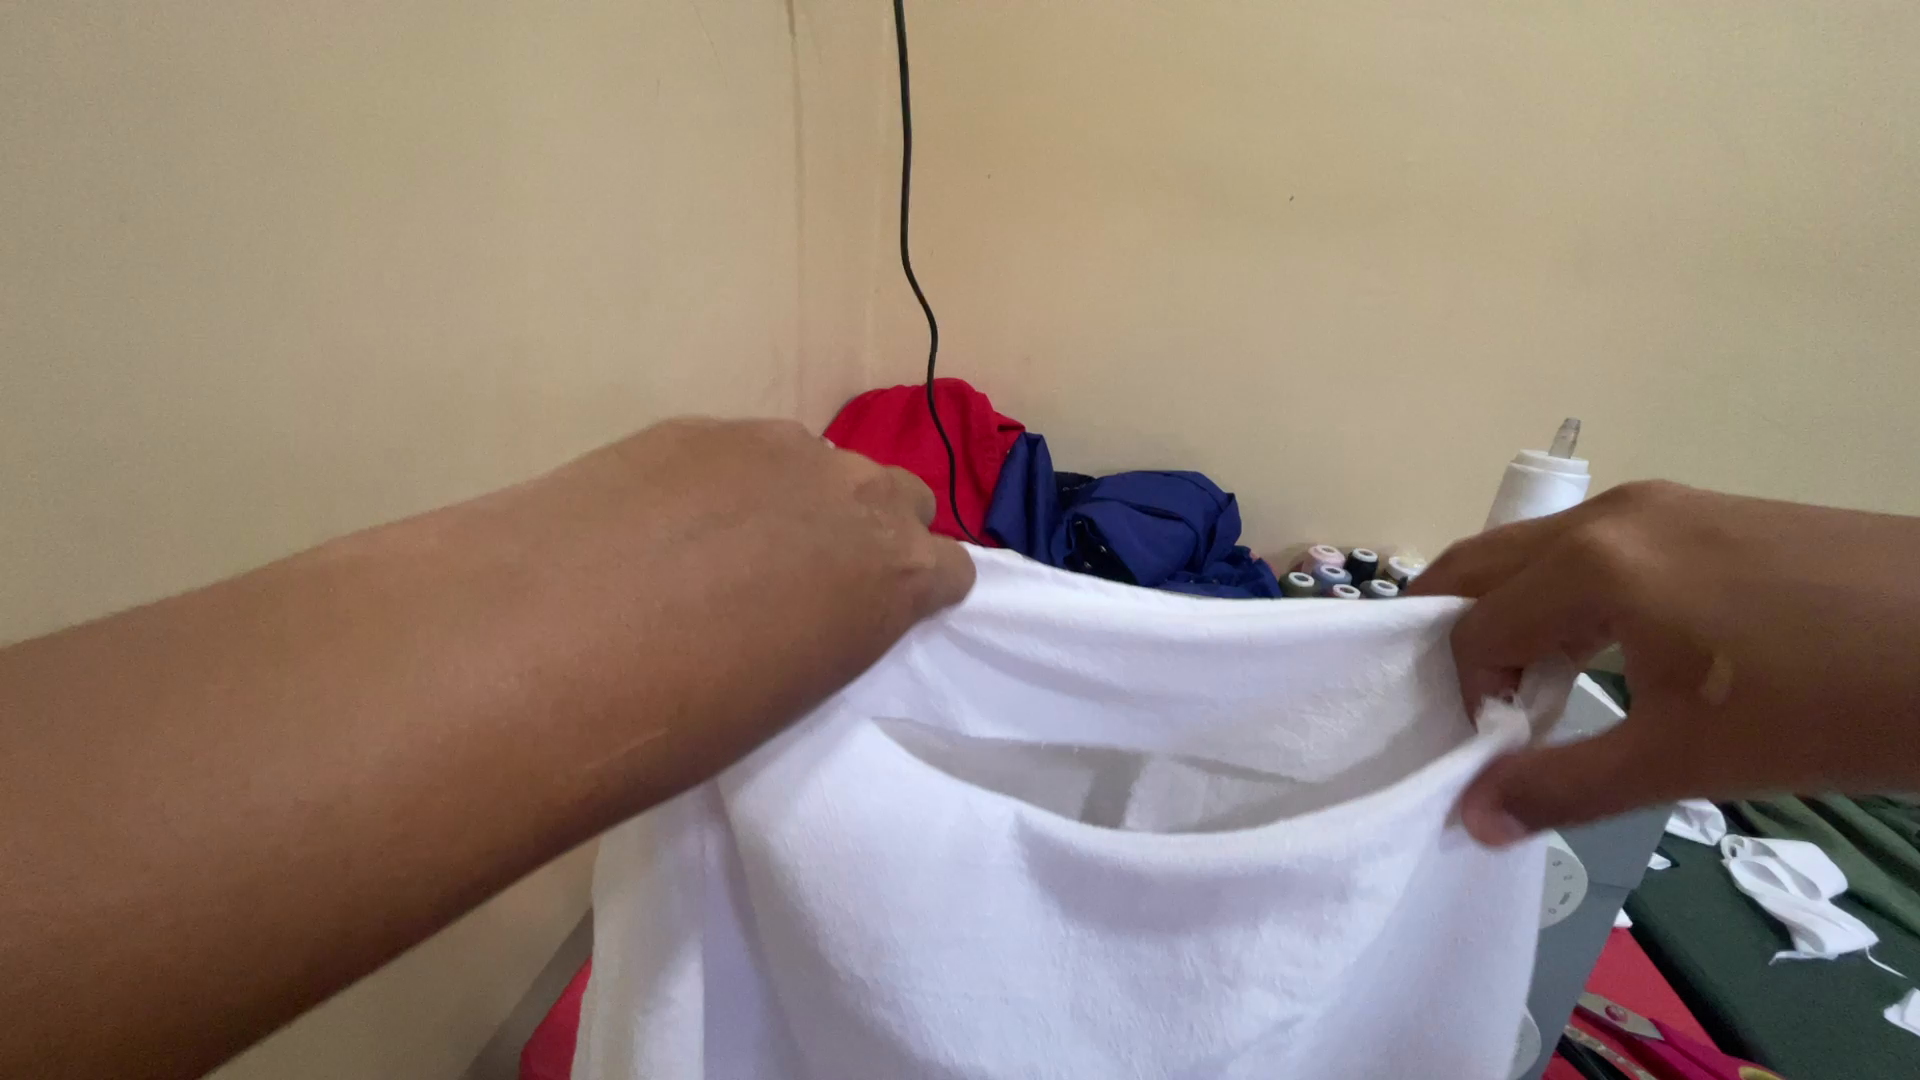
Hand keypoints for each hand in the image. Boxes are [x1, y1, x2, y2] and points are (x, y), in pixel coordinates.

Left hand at [0, 415, 974, 1079]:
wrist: (535, 651)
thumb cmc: (684, 718)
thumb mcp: (792, 694)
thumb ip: (830, 634)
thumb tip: (813, 614)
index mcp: (895, 575)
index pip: (952, 567)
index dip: (922, 591)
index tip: (887, 615)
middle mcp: (854, 494)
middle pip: (900, 499)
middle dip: (875, 535)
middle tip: (812, 580)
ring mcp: (775, 448)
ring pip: (821, 467)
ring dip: (801, 503)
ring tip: (730, 550)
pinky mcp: (697, 428)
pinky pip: (746, 454)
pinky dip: (732, 485)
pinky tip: (669, 526)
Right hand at [1412, 481, 1919, 845]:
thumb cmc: (1844, 704)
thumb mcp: (1694, 760)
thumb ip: (1564, 786)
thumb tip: (1470, 820)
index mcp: (1592, 565)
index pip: (1476, 628)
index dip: (1471, 690)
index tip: (1505, 740)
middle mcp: (1603, 518)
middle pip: (1474, 565)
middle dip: (1450, 628)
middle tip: (1471, 694)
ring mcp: (1652, 504)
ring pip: (1526, 552)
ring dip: (1507, 611)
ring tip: (1541, 675)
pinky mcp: (1696, 509)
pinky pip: (1584, 546)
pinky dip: (1559, 593)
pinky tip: (1608, 642)